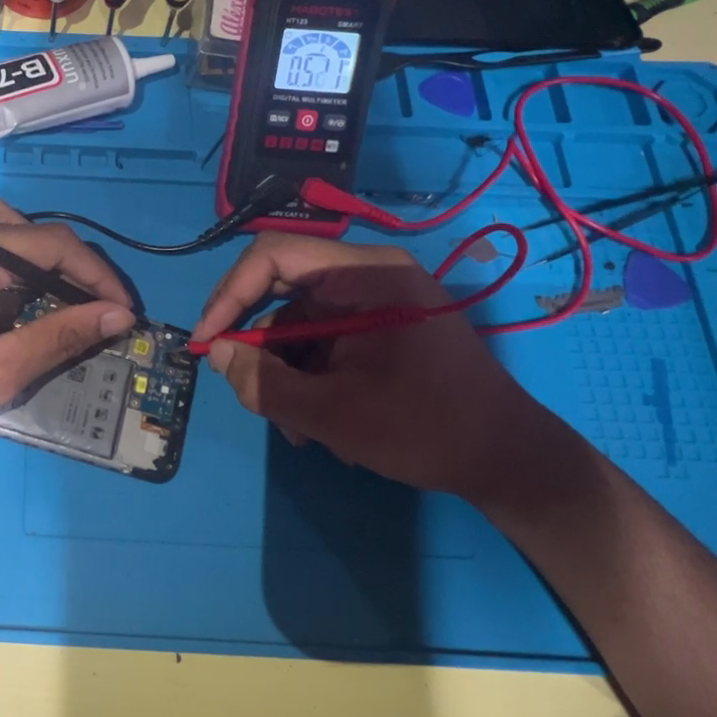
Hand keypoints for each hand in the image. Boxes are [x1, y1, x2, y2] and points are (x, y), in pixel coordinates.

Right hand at [191, 233, 583, 505]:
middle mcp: (369, 277)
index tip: (208, 343)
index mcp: (366, 276)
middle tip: (242, 386)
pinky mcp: (380, 330)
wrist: (508, 460)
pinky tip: (319, 425)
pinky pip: (323, 343)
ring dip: (286, 374)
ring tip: (299, 429)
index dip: (230, 295)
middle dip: (260, 346)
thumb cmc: (426, 428)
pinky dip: (310, 379)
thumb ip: (265, 382)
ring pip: (299, 325)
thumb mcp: (333, 413)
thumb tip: (218, 352)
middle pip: (283, 291)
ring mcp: (376, 303)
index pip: (274, 256)